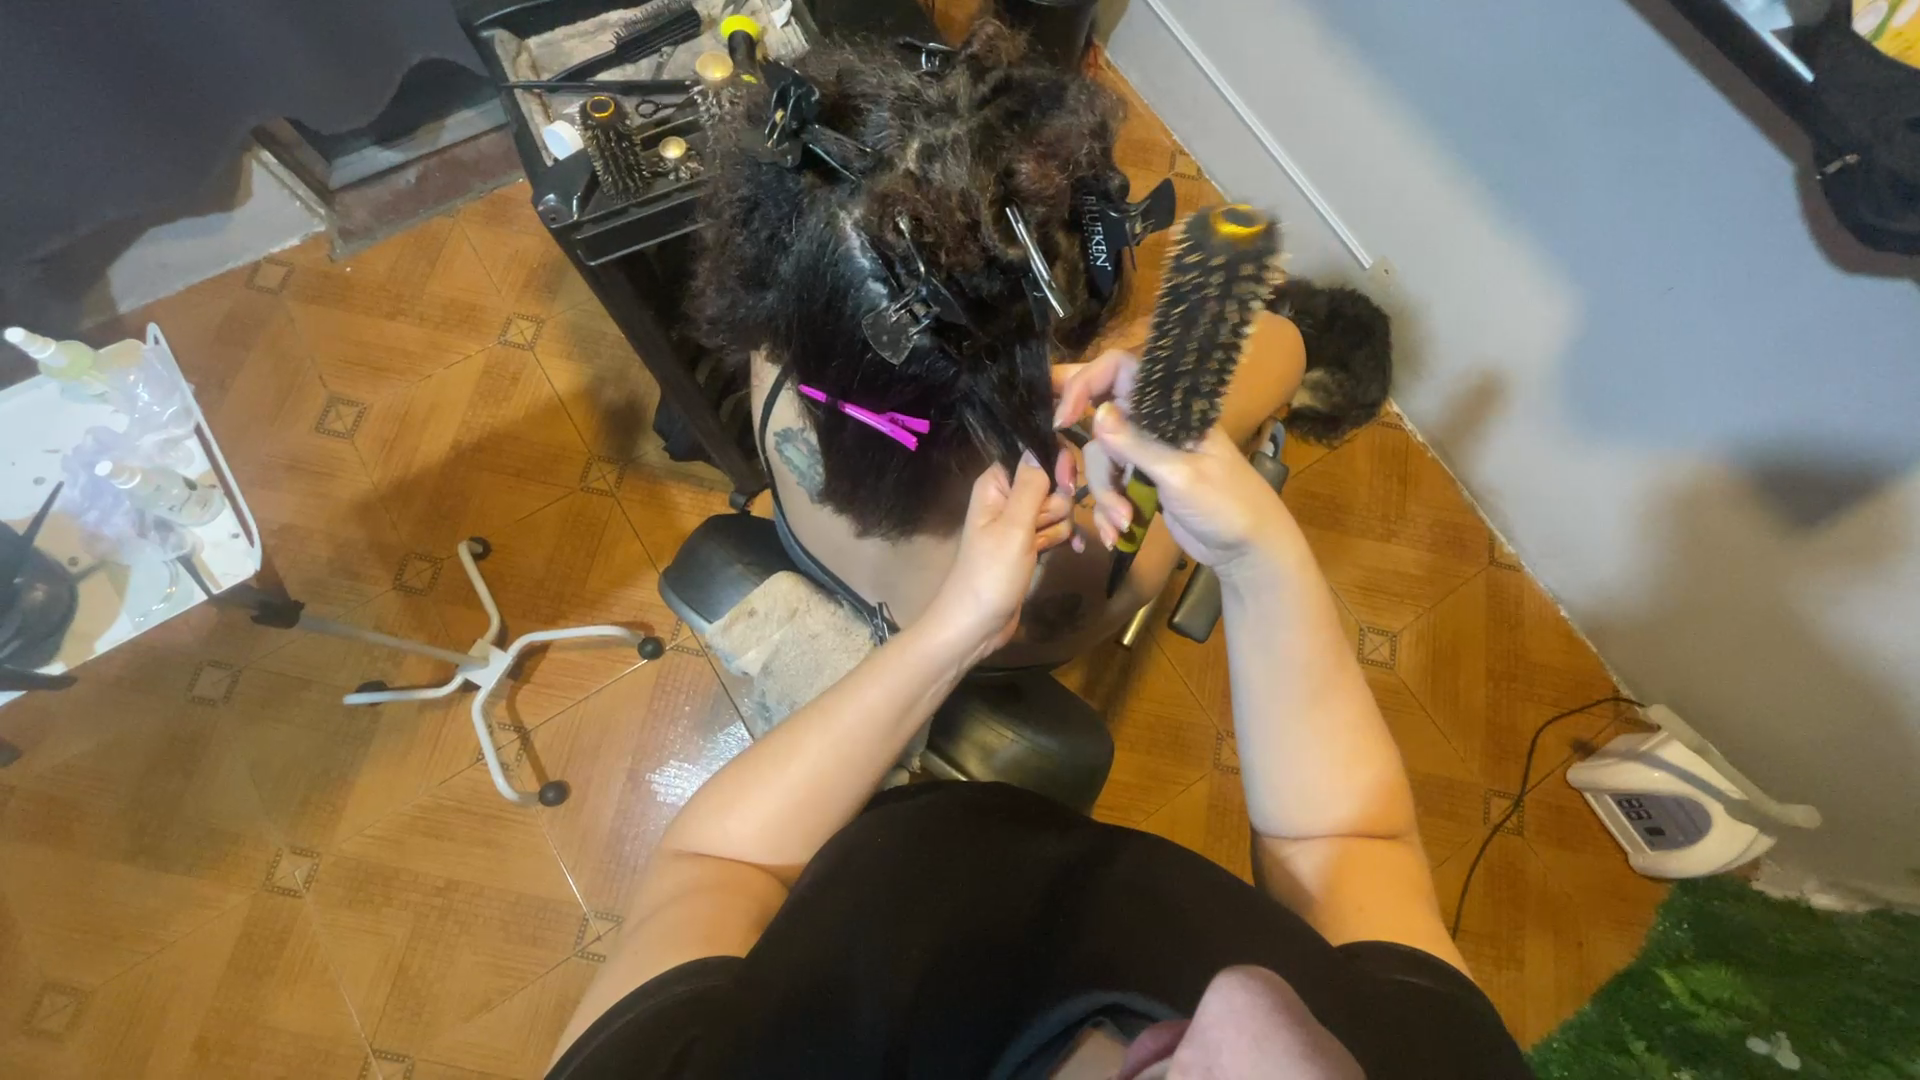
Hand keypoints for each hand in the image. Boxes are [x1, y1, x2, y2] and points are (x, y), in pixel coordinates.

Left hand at [924, 452, 1058, 662]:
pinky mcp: (1027, 544)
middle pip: (1050, 481)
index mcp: (995, 484)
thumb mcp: (1014, 526)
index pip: (1031, 453)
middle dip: (1057, 503)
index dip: (1053, 464)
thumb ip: (1031, 485)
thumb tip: (1041, 446)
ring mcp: (1017, 522)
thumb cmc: (990, 574)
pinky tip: (1065, 552)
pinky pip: (1054, 529)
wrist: (976, 624)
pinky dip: (1059, 539)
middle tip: (1041, 526)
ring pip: (1056, 507)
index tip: (1066, 482)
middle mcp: (1005, 497)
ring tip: (1040, 548)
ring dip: (1058, 526)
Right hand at [1060, 350, 1291, 577]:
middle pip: (1099, 423)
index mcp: (1168, 408)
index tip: (1063, 419)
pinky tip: (1119, 533)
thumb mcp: (1180, 475)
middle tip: (1066, 479)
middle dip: (1088, 457)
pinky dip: (1108, 511)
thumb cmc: (1227, 504)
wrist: (1247, 549)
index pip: (1118, 370)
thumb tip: (1096, 415)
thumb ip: (1136, 445)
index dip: (1084, 384)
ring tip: (1124, 522)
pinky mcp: (1141, 484)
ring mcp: (1145, 455)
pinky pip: (1110, 488)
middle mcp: (1152, 424)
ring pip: (1101, 461)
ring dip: (1104, 495)